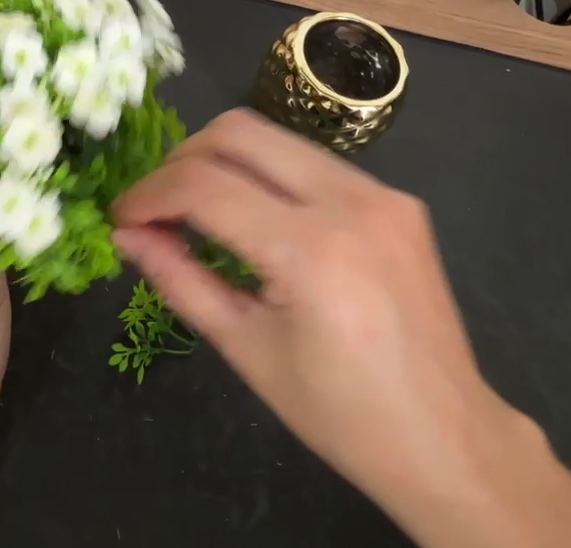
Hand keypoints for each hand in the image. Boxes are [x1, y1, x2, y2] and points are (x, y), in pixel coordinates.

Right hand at [111, 110, 570, 547]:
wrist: (448, 438)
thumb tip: (125, 234)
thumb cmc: (338, 413)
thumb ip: (178, 278)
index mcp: (311, 251)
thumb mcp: (244, 348)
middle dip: (181, 160)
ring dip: (221, 161)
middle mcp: (350, 201)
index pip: (203, 186)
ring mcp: (380, 192)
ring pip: (273, 136)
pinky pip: (309, 161)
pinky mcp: (395, 198)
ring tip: (196, 208)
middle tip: (157, 206)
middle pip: (237, 132)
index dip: (149, 194)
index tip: (122, 218)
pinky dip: (264, 175)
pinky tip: (253, 216)